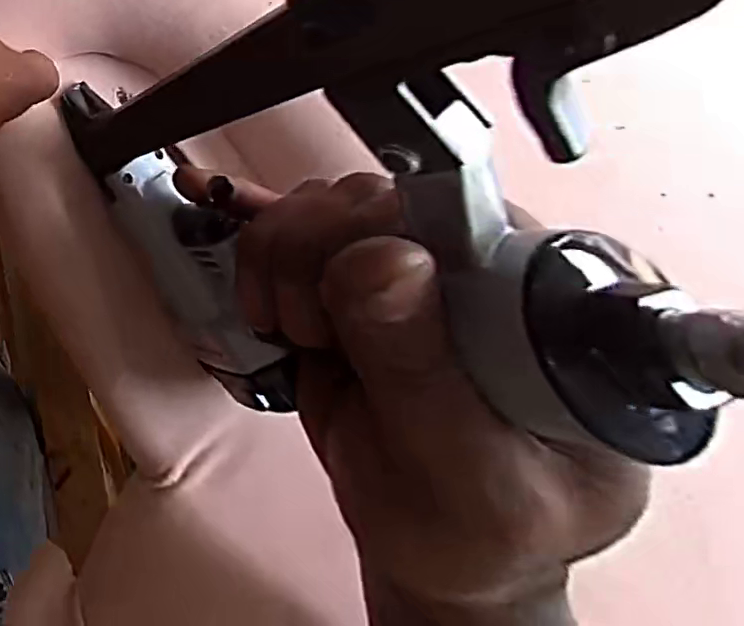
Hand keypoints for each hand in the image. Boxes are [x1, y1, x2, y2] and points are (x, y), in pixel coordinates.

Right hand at [185, 170, 648, 624]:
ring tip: (285, 327)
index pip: (450, 214)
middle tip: (306, 333)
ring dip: (272, 257)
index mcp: (533, 302)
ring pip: (315, 206)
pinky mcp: (338, 274)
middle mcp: (468, 263)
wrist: (427, 543)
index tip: (333, 304)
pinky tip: (210, 202)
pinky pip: (285, 224)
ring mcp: (397, 263)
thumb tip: (381, 256)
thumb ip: (422, 367)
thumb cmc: (474, 525)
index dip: (373, 236)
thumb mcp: (464, 469)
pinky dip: (246, 220)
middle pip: (365, 201)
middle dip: (307, 258)